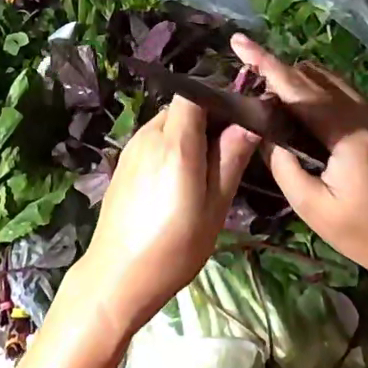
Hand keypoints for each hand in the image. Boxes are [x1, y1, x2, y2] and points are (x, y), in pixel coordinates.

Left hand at [79, 96, 255, 328]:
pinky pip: (153, 141)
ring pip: (167, 125)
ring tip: (208, 171)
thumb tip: (250, 122)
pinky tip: (181, 182)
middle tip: (232, 151)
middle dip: (208, 120)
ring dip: (189, 136)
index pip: (194, 93)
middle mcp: (148, 135)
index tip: (242, 118)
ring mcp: (131, 148)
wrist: (118, 274)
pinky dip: (171, 148)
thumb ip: (231, 159)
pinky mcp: (123, 163)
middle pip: (181, 108)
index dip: (219, 98)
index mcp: (175, 142)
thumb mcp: (215, 206)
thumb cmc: (175, 246)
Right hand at [231, 35, 367, 283]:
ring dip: (299, 84)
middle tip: (247, 84)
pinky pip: (345, 96)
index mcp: (349, 132)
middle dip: (278, 74)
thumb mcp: (312, 206)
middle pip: (313, 77)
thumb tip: (262, 132)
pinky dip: (318, 96)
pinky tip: (302, 116)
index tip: (238, 40)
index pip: (297, 87)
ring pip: (331, 82)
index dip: (263, 61)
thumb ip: (282, 163)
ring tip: (270, 100)